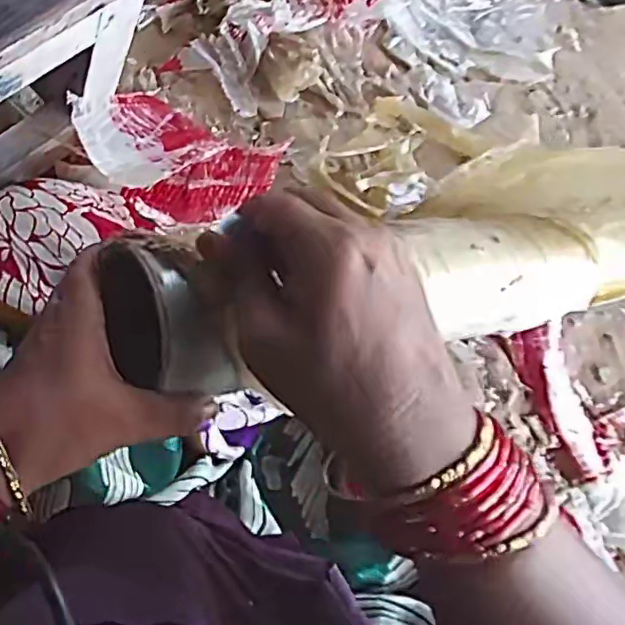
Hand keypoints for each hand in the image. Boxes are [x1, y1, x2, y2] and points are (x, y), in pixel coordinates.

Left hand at [0, 244, 214, 490]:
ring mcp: (44, 337)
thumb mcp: (125, 420)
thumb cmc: (58, 423)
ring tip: (148, 303)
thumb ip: (173, 413)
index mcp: (76, 314)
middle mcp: (57, 316)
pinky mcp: (40, 358)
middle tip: (161, 277)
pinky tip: (120, 342)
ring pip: (77, 300)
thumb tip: (214, 406)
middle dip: (121, 271)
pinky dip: (94, 321)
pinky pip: (71, 324)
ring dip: (106, 296)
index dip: (118, 246)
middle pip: (86, 276)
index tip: (151, 247)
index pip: (90, 258)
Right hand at [199, 190, 475, 491]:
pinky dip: (328, 245)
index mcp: (329, 246)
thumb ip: (238, 276)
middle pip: (305, 199)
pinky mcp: (405, 262)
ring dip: (301, 233)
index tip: (229, 250)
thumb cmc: (329, 387)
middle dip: (272, 222)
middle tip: (253, 265)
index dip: (241, 220)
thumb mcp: (264, 336)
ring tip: (287, 282)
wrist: (411, 426)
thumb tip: (213, 240)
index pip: (273, 202)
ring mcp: (392, 244)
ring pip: (331, 215)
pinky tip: (321, 289)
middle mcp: (366, 231)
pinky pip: (355, 235)